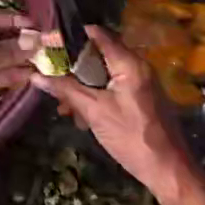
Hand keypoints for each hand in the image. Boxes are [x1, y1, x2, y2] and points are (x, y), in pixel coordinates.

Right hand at [31, 26, 195, 195]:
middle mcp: (137, 66)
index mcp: (129, 63)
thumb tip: (36, 76)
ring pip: (104, 74)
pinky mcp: (141, 98)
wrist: (168, 169)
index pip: (98, 35)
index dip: (72, 37)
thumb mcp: (94, 111)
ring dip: (82, 87)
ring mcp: (141, 83)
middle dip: (73, 68)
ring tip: (64, 107)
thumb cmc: (132, 137)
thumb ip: (66, 90)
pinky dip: (96, 96)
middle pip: (99, 55)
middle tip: (51, 79)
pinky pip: (113, 88)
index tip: (49, 45)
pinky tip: (81, 116)